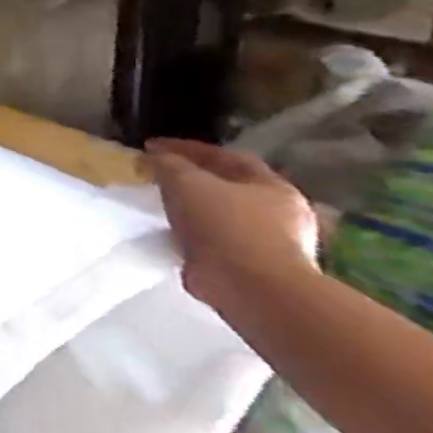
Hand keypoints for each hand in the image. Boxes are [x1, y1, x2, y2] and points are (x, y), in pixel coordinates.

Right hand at [144, 139, 320, 312]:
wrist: (250, 286)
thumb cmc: (224, 224)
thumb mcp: (185, 182)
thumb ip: (168, 164)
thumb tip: (156, 157)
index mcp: (274, 187)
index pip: (228, 156)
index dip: (187, 148)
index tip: (151, 146)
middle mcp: (281, 212)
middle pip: (229, 185)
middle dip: (193, 178)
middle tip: (158, 173)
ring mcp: (271, 242)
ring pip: (222, 213)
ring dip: (192, 206)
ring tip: (160, 202)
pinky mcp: (253, 265)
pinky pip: (216, 237)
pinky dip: (194, 231)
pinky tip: (172, 231)